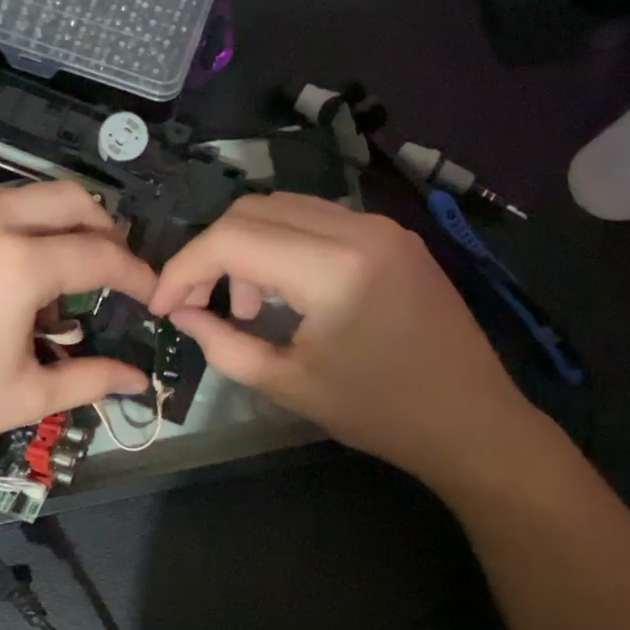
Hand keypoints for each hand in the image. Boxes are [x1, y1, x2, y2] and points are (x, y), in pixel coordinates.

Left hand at [0, 182, 155, 479]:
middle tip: (108, 270)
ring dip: (49, 226)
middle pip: (68, 199)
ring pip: (17, 198)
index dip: (135, 274)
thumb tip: (138, 380)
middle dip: (102, 230)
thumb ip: (91, 379)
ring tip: (47, 278)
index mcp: (19, 263)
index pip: (101, 254)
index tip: (148, 293)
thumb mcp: (24, 396)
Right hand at [148, 193, 545, 491]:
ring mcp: (382, 227)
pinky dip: (282, 246)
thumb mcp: (288, 385)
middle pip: (254, 209)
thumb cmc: (377, 413)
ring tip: (247, 308)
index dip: (184, 269)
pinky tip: (283, 293)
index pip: (233, 239)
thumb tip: (181, 314)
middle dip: (211, 253)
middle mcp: (360, 229)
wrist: (469, 421)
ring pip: (285, 208)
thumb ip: (224, 344)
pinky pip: (318, 220)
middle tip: (197, 305)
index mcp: (335, 270)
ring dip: (247, 247)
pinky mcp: (394, 236)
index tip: (161, 306)